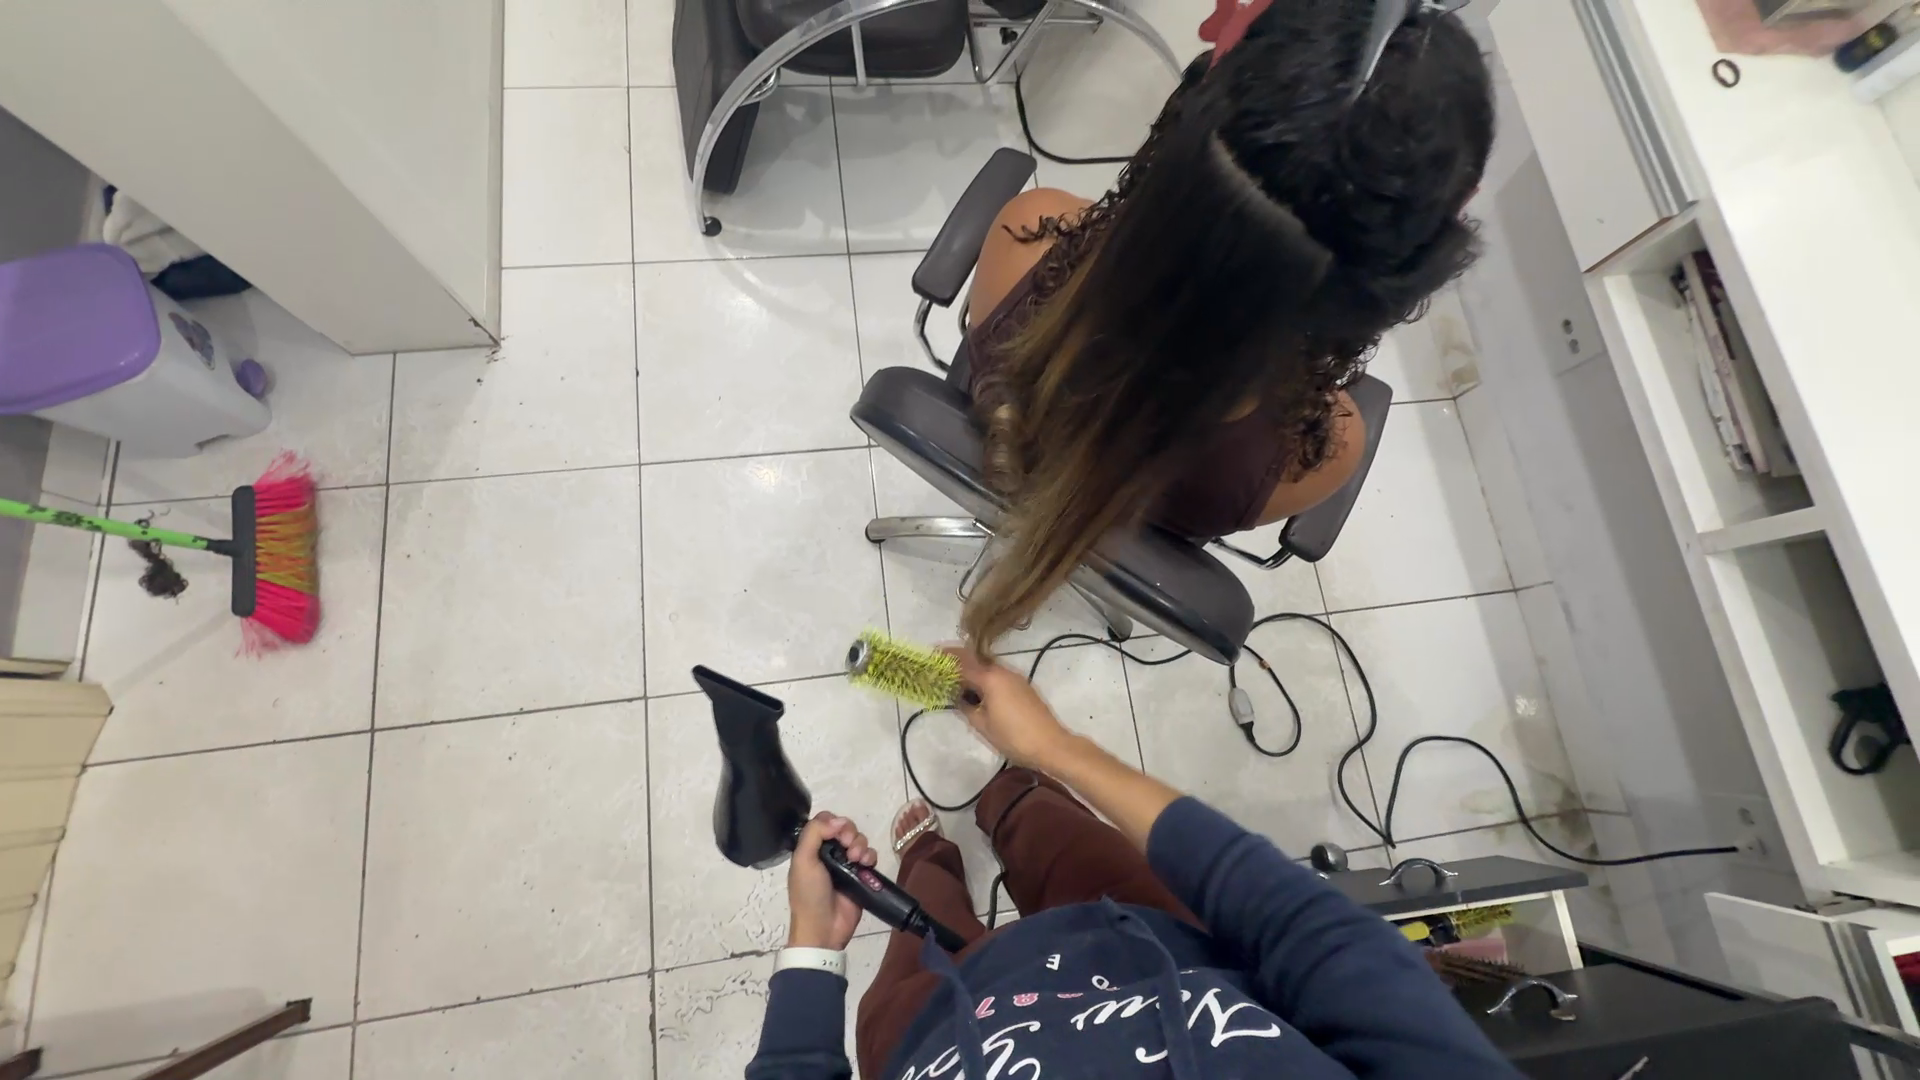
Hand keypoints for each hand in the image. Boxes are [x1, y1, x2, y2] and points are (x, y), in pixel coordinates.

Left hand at [787, 811, 875, 949]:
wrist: (823, 929)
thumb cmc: (809, 894)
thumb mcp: (803, 861)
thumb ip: (814, 833)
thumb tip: (838, 820)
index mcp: (811, 848)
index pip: (825, 821)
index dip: (834, 822)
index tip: (837, 833)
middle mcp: (829, 853)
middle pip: (845, 828)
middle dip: (850, 833)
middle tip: (848, 846)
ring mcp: (846, 864)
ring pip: (858, 840)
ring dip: (860, 844)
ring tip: (857, 859)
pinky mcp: (860, 875)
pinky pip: (869, 856)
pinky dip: (870, 855)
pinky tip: (865, 864)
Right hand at [949, 648, 1075, 769]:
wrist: (1051, 745)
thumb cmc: (1013, 737)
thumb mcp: (982, 725)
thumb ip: (965, 707)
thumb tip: (957, 697)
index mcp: (990, 678)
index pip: (962, 661)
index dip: (945, 658)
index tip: (930, 656)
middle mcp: (1003, 671)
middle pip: (976, 658)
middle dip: (957, 660)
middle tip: (940, 667)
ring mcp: (1015, 677)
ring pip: (988, 667)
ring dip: (972, 669)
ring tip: (956, 681)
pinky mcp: (1023, 686)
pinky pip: (998, 675)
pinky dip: (984, 677)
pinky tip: (977, 691)